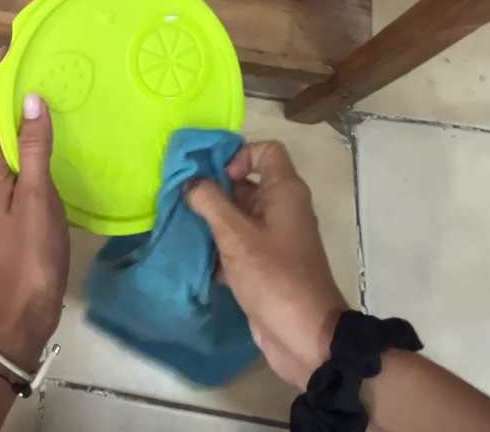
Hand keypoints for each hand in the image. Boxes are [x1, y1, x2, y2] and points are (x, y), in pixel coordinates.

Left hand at [0, 55, 67, 367]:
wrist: (20, 313)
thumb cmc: (27, 253)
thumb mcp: (36, 197)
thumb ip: (33, 148)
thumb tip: (31, 97)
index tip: (10, 48)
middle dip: (9, 88)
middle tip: (39, 63)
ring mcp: (5, 191)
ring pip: (9, 139)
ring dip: (23, 112)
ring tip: (53, 91)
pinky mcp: (21, 206)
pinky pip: (25, 159)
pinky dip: (37, 139)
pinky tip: (61, 140)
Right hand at [185, 141, 348, 389]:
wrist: (308, 340)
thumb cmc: (275, 278)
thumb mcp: (236, 236)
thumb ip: (209, 201)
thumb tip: (190, 181)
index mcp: (284, 192)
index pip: (265, 150)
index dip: (239, 155)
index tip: (215, 176)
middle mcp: (281, 208)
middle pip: (245, 182)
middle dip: (213, 188)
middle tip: (182, 196)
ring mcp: (274, 238)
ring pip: (238, 214)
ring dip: (211, 218)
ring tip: (182, 224)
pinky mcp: (265, 264)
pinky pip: (238, 242)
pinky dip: (218, 245)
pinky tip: (195, 256)